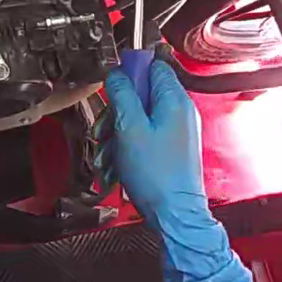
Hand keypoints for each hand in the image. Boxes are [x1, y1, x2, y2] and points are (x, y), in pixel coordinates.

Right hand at [103, 58, 251, 281]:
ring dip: (117, 136)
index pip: (155, 66)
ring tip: (104, 159)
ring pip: (140, 119)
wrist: (175, 215)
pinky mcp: (171, 149)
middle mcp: (180, 111)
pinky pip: (145, 138)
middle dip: (117, 113)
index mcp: (175, 100)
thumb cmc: (155, 172)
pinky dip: (127, 150)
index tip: (113, 85)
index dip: (132, 71)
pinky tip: (113, 169)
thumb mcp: (130, 128)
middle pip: (143, 95)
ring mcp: (177, 131)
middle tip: (102, 133)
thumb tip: (117, 73)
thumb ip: (123, 95)